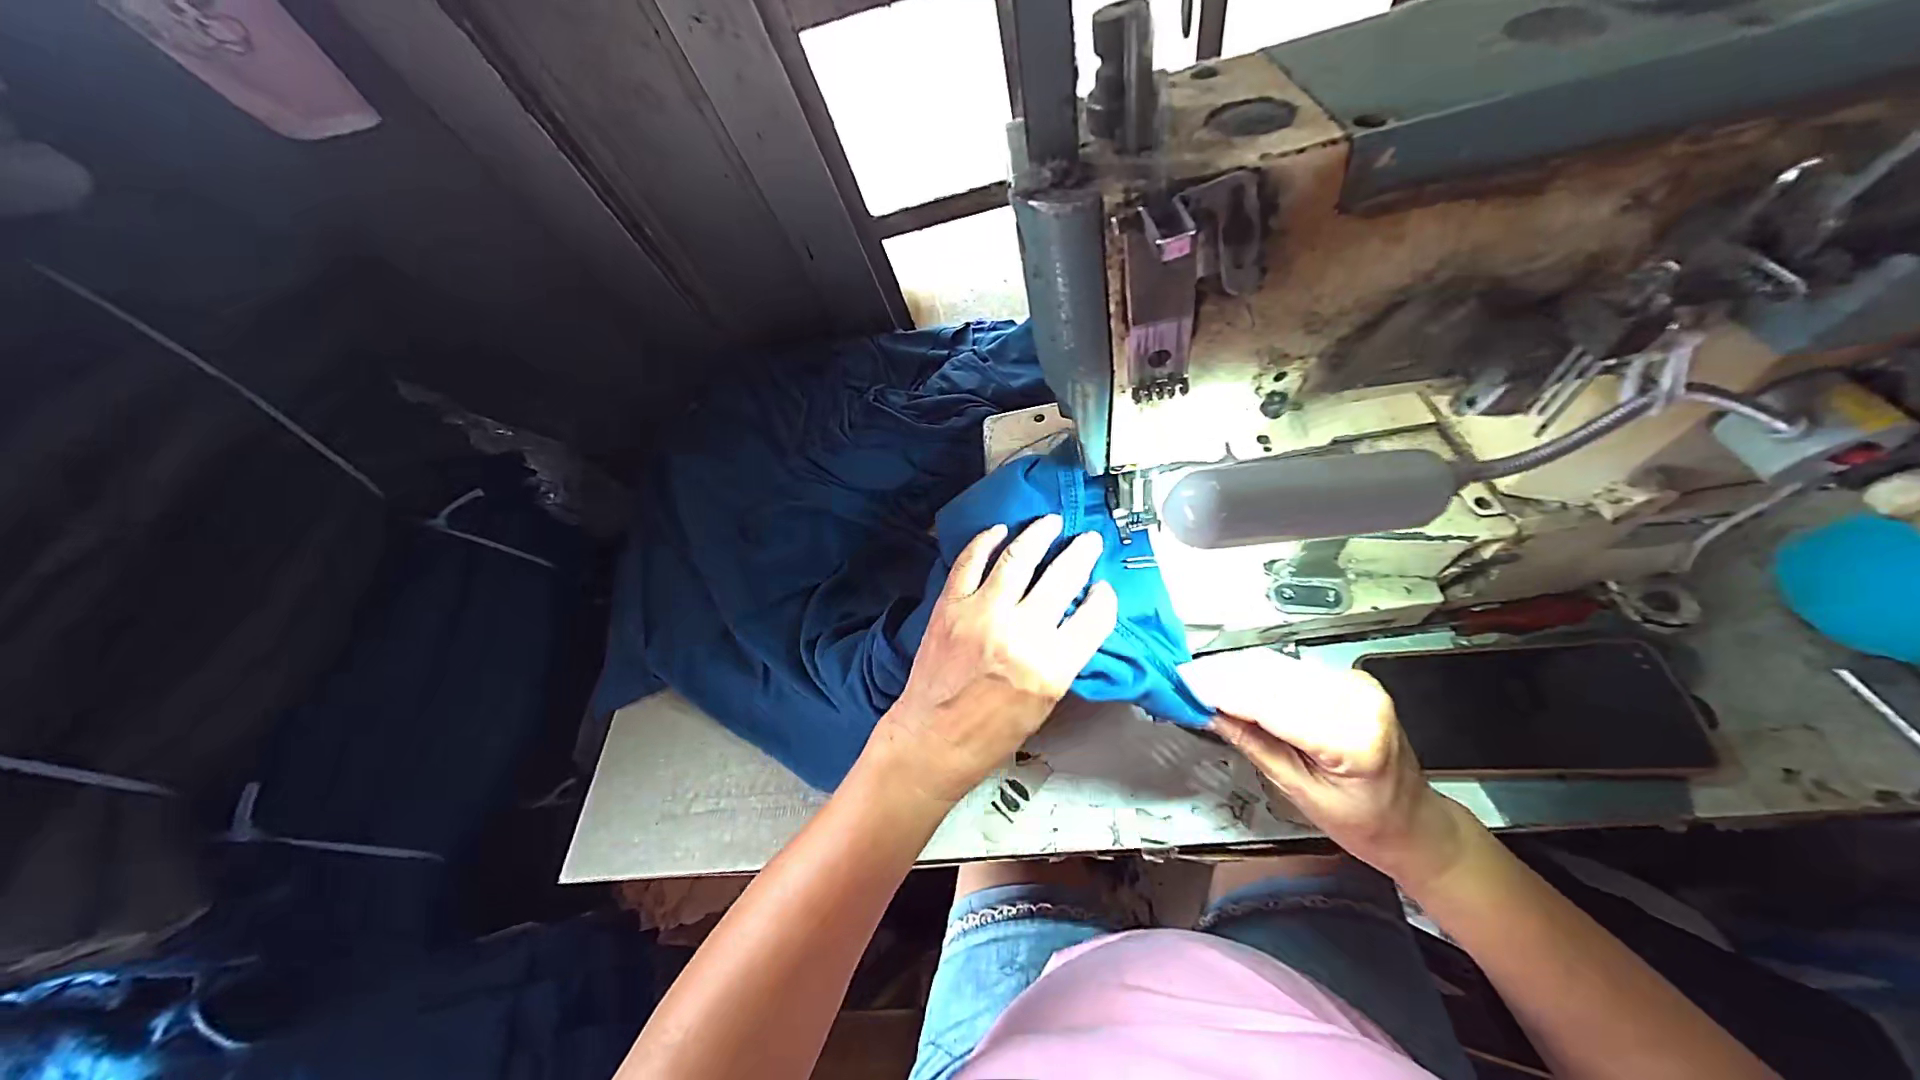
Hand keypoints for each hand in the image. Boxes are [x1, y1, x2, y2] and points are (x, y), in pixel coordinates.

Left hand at [867, 515, 1118, 805]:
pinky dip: (986, 541)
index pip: (1093, 616)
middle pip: (1062, 578)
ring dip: (1038, 535)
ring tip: (1050, 524)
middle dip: (1080, 553)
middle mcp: (1020, 635)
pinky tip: (999, 531)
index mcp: (1050, 666)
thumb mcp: (1044, 704)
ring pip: (1018, 559)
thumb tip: (1072, 621)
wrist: (932, 739)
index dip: (1103, 598)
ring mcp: (982, 615)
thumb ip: (1062, 659)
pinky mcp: (951, 607)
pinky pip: (970, 562)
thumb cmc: (988, 734)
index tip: (1101, 589)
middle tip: (1087, 541)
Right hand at [1180, 649, 1474, 889]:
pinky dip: (1260, 673)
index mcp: (1354, 740)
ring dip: (1238, 671)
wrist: (1412, 820)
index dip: (1224, 691)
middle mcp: (1361, 702)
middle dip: (1226, 676)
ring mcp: (1358, 686)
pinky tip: (1236, 680)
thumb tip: (1214, 712)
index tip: (1188, 684)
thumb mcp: (1300, 793)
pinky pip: (1293, 669)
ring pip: (1280, 666)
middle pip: (1275, 677)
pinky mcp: (1350, 678)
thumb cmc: (1367, 821)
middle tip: (1187, 679)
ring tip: (1203, 679)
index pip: (1272, 704)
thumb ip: (1255, 745)